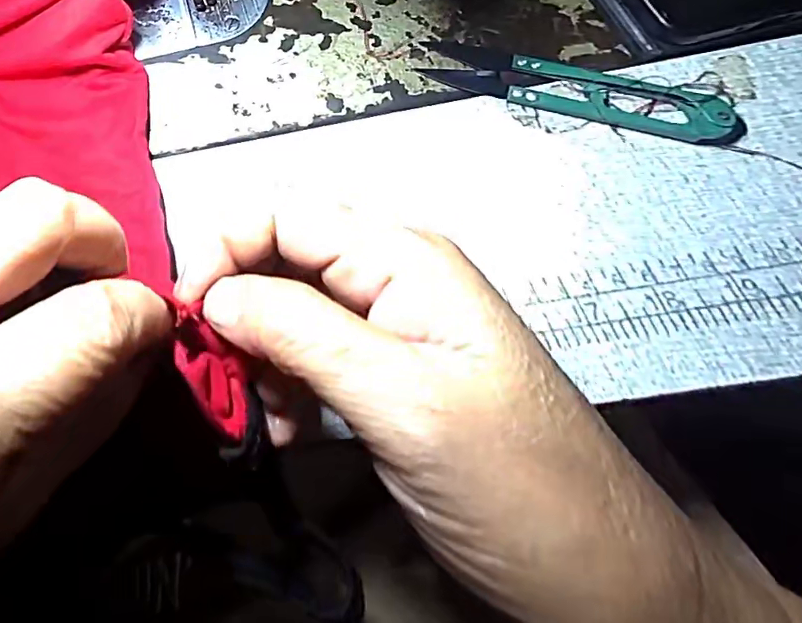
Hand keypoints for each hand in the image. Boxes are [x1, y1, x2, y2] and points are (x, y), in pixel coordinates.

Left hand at [0, 179, 172, 621]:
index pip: (88, 318)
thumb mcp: (7, 516)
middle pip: (39, 212)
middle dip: (100, 234)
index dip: (141, 313)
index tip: (151, 324)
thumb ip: (89, 414)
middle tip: (110, 277)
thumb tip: (142, 336)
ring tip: (30, 315)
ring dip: (36, 259)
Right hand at [174, 205, 801, 622]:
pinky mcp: (378, 369)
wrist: (611, 585)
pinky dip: (277, 381)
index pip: (286, 215)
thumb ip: (302, 333)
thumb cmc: (525, 489)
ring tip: (254, 406)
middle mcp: (389, 276)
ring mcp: (384, 324)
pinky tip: (281, 423)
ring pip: (284, 308)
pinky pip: (303, 352)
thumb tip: (216, 296)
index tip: (189, 308)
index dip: (226, 248)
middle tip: (213, 363)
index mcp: (404, 259)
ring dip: (254, 351)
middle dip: (236, 305)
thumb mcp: (403, 404)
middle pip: (281, 259)